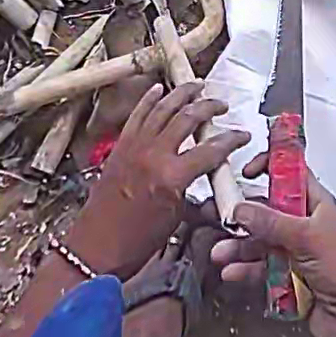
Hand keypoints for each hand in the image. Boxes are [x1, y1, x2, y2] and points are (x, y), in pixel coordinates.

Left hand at [70, 82, 248, 277]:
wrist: (94, 250)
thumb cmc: (135, 243)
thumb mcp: (176, 218)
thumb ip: (192, 188)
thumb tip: (207, 173)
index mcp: (172, 176)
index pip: (211, 149)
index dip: (232, 139)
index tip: (242, 135)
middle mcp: (154, 154)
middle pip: (189, 117)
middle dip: (209, 106)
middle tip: (221, 105)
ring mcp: (136, 146)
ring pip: (163, 108)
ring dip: (182, 93)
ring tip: (196, 86)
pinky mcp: (121, 146)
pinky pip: (137, 115)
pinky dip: (149, 99)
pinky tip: (159, 89)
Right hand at [211, 153, 335, 336]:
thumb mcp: (306, 237)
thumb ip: (271, 222)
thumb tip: (243, 208)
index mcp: (316, 203)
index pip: (291, 174)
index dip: (270, 167)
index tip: (248, 171)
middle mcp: (306, 224)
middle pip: (270, 210)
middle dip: (244, 214)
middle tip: (220, 215)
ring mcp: (298, 252)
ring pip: (262, 242)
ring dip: (240, 246)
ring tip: (220, 252)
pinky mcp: (291, 279)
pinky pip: (263, 269)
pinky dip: (246, 270)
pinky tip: (232, 272)